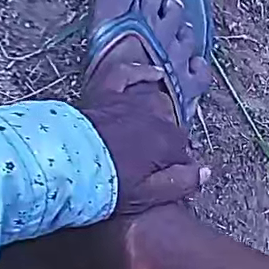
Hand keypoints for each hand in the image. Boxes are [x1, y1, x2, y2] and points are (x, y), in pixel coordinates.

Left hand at [79, 68, 208, 214]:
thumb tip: (204, 172)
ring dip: (159, 115)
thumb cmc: (104, 184)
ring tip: (154, 132)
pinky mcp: (107, 94)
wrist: (64, 162)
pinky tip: (154, 74)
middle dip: (168, 144)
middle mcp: (153, 117)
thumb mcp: (146, 195)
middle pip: (171, 128)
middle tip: (153, 164)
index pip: (184, 152)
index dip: (178, 166)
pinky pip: (128, 76)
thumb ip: (180, 183)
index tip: (169, 178)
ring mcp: (129, 102)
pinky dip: (142, 74)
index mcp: (166, 142)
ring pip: (156, 103)